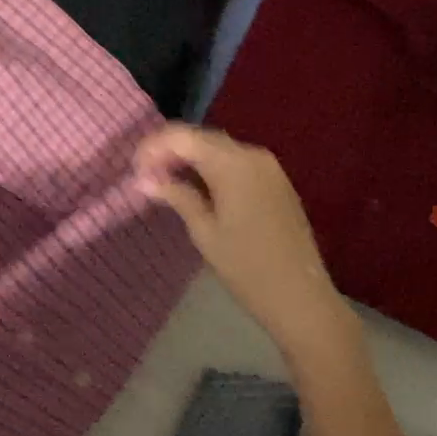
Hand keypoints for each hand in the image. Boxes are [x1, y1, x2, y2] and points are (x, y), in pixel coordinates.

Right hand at [135, 124, 350, 350]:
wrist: (301, 298)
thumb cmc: (247, 269)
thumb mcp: (204, 232)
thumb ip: (176, 196)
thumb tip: (143, 179)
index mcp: (233, 164)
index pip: (182, 137)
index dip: (153, 148)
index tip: (135, 173)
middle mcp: (252, 155)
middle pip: (201, 138)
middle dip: (170, 152)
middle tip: (145, 179)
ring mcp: (268, 167)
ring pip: (218, 149)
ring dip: (190, 160)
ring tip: (165, 185)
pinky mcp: (276, 181)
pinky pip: (236, 163)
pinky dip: (211, 169)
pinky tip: (196, 189)